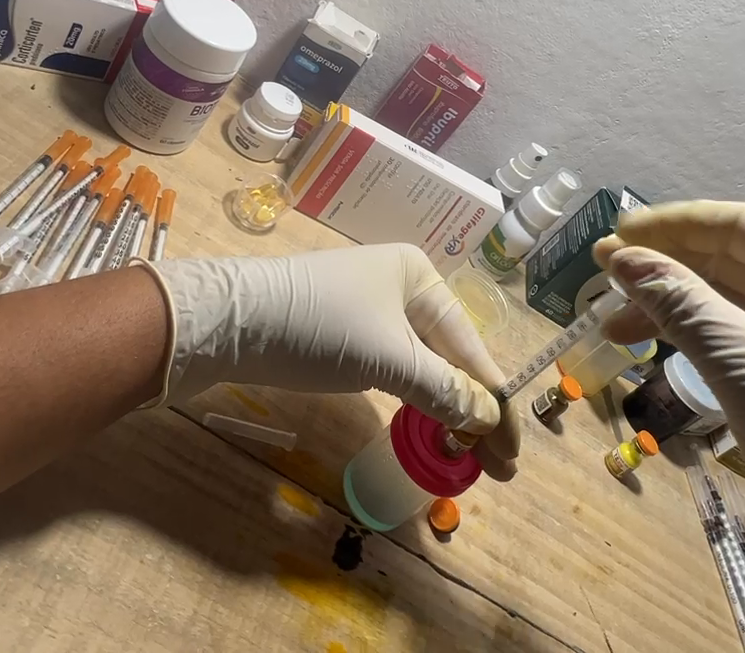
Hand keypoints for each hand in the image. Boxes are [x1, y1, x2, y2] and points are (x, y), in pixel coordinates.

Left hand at [141, 245, 520, 479]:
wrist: (232, 321)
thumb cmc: (318, 327)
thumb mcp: (387, 358)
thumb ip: (443, 389)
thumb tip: (488, 419)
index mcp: (420, 277)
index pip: (470, 347)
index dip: (495, 402)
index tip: (513, 451)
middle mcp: (403, 288)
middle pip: (451, 357)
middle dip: (474, 411)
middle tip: (498, 468)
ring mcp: (374, 311)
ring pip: (425, 366)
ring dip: (447, 410)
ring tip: (469, 457)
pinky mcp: (349, 335)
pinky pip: (398, 370)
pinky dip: (416, 400)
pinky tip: (431, 428)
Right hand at [597, 202, 744, 648]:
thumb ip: (682, 306)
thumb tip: (620, 255)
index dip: (678, 224)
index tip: (619, 232)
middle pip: (743, 264)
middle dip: (672, 267)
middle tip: (607, 273)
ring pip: (741, 306)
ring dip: (678, 308)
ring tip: (615, 321)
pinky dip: (701, 342)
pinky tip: (657, 348)